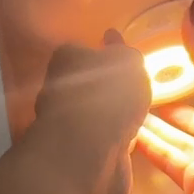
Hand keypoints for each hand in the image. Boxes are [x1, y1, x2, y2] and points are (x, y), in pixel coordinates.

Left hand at [30, 35, 150, 193]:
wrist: (87, 153)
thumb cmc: (107, 95)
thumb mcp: (126, 62)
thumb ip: (124, 52)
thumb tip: (111, 38)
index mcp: (66, 59)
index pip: (82, 51)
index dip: (101, 54)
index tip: (119, 61)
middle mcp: (59, 89)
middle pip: (84, 84)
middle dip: (104, 87)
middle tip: (130, 90)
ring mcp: (64, 125)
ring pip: (91, 115)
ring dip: (109, 116)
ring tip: (134, 118)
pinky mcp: (75, 156)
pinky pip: (99, 142)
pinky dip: (111, 141)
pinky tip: (127, 143)